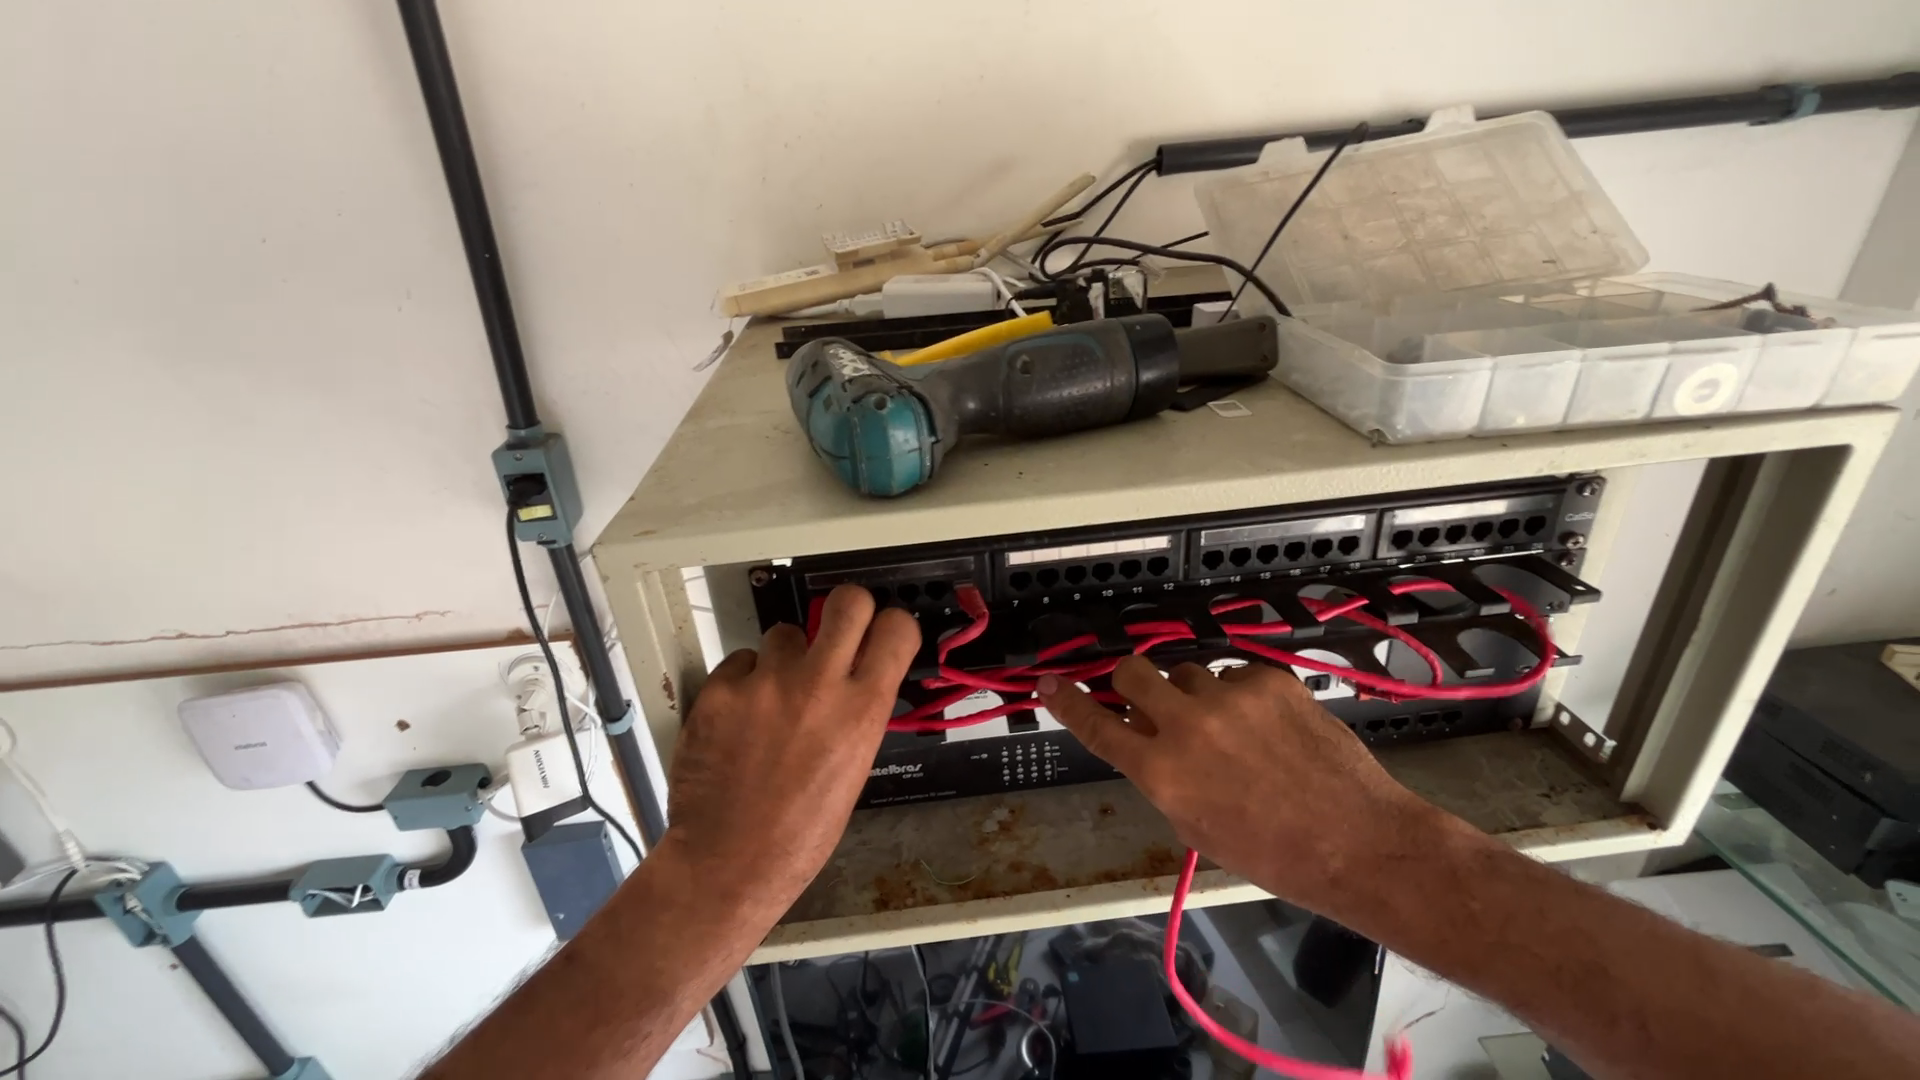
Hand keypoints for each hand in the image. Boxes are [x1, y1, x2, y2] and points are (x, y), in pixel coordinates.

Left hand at [662, 585, 919, 911]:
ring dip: (785, 656)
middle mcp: (818, 685)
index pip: (897, 628)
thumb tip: (858, 678)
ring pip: (785, 632)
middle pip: (848, 601)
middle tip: (837, 630)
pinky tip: (742, 717)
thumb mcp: (854, 768)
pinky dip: (745, 681)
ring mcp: (766, 683)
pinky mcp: (720, 689)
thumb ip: (858, 713)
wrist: (729, 860)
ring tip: (776, 697)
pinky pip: (741, 662)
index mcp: (862, 710)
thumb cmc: (799, 831)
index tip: (884, 632)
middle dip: (848, 609)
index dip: (893, 625)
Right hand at [1038, 658, 1448, 914]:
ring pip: (1187, 672)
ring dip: (1195, 695)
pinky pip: (1235, 674)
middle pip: (1133, 671)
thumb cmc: (1271, 854)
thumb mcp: (1195, 828)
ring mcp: (1229, 696)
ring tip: (1230, 728)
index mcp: (1161, 771)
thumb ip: (1162, 779)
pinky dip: (1240, 696)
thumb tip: (1151, 744)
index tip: (1050, 683)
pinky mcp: (1269, 680)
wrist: (1357, 841)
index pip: (1097, 725)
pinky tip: (1267, 727)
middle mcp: (1186, 725)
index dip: (1068, 702)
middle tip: (1150, 699)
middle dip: (1132, 682)